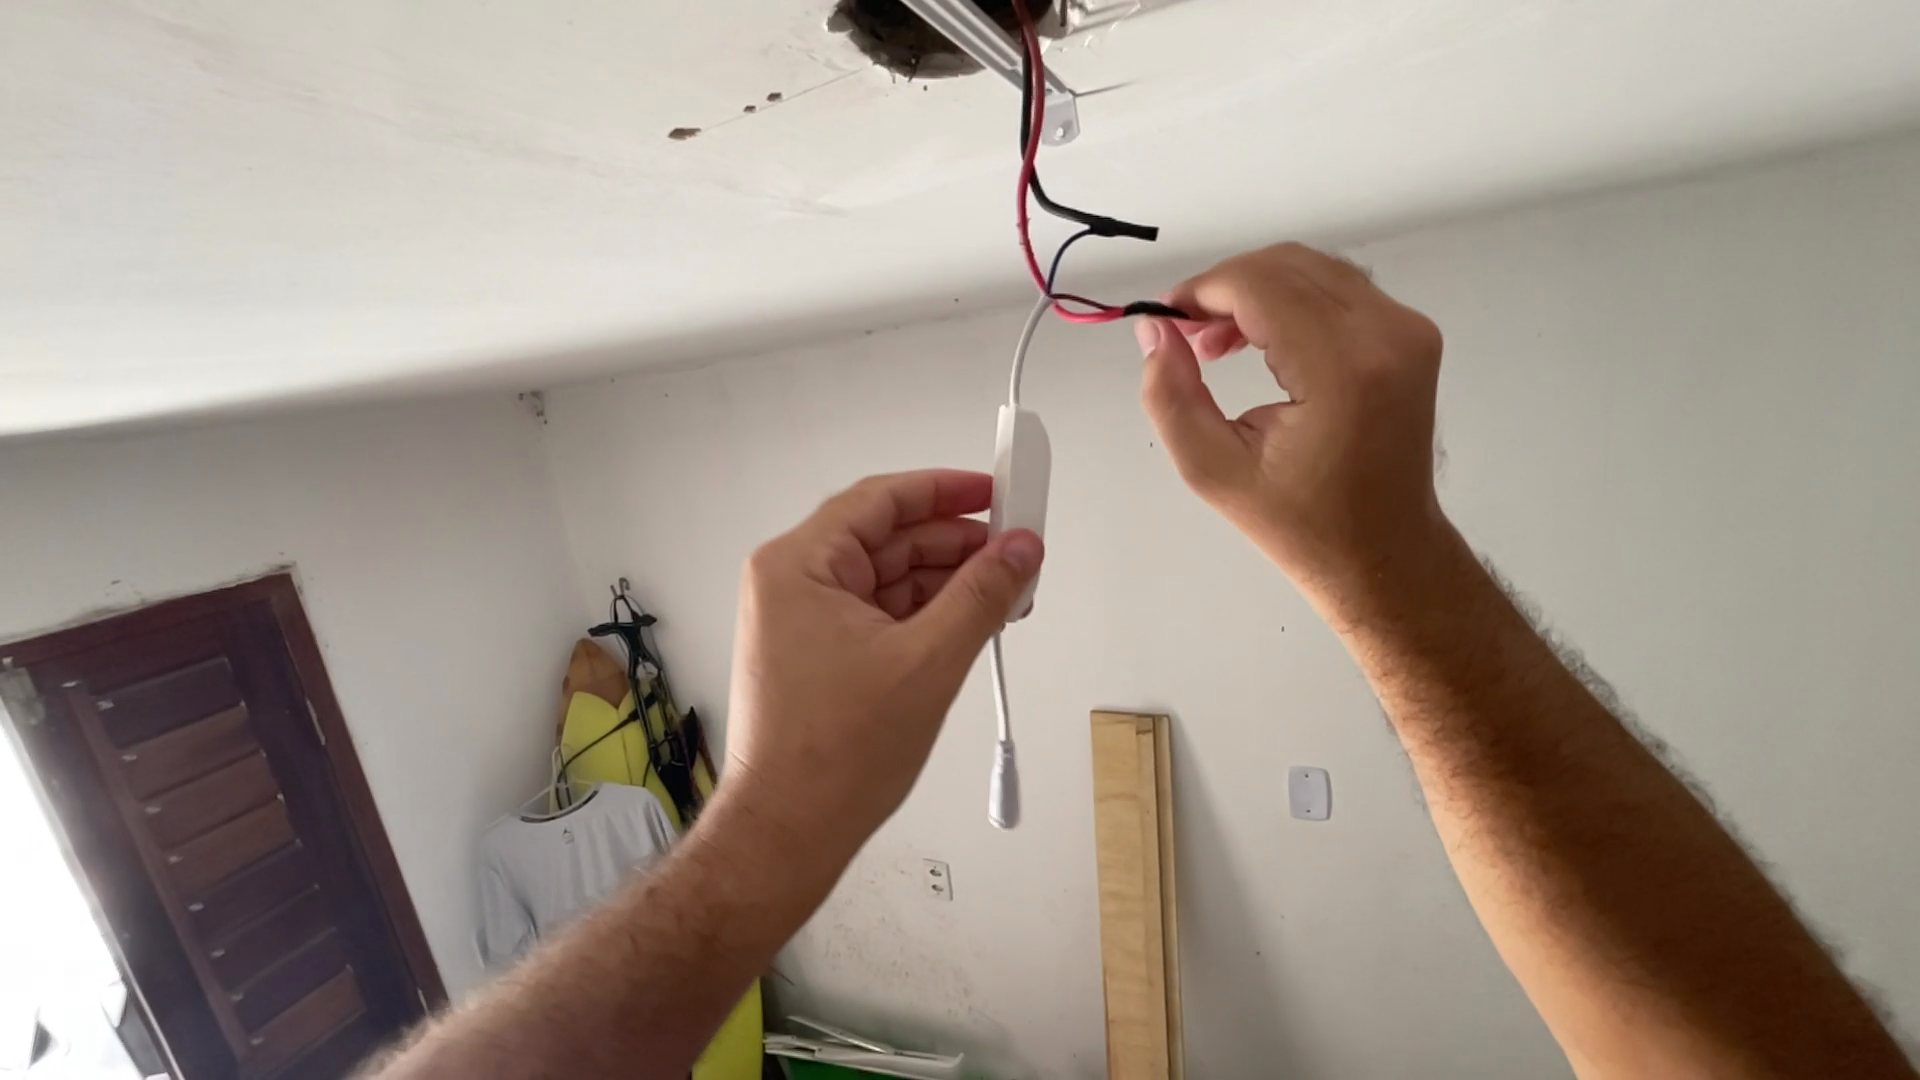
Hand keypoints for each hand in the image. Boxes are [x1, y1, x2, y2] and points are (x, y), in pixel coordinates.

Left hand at [723, 470, 1043, 861]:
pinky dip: (926, 613)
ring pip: (887, 577)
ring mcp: (803, 618)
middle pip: (887, 538)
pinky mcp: (818, 650)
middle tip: (1014, 550)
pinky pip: (880, 611)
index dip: (945, 491)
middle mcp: (793, 582)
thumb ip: (982, 594)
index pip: (881, 500)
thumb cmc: (839, 754)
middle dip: (955, 544)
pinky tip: (970, 620)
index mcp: (799, 565)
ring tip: (1004, 591)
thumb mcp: (928, 660)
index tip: (995, 492)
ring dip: (946, 581)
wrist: (788, 834)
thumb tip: (1022, 547)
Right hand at [1138, 242, 1447, 597]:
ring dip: (1253, 291)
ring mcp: (1407, 329)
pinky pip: (1335, 289)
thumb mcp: (1210, 469)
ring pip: (1311, 269)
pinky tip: (1258, 343)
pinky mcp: (1410, 334)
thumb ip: (1171, 396)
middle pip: (1286, 265)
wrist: (1381, 549)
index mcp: (1341, 370)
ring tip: (1215, 344)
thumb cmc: (1295, 521)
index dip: (1202, 290)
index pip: (1261, 286)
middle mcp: (1386, 334)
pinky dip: (1286, 301)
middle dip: (1224, 288)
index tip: (1164, 320)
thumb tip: (1153, 329)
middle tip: (1185, 336)